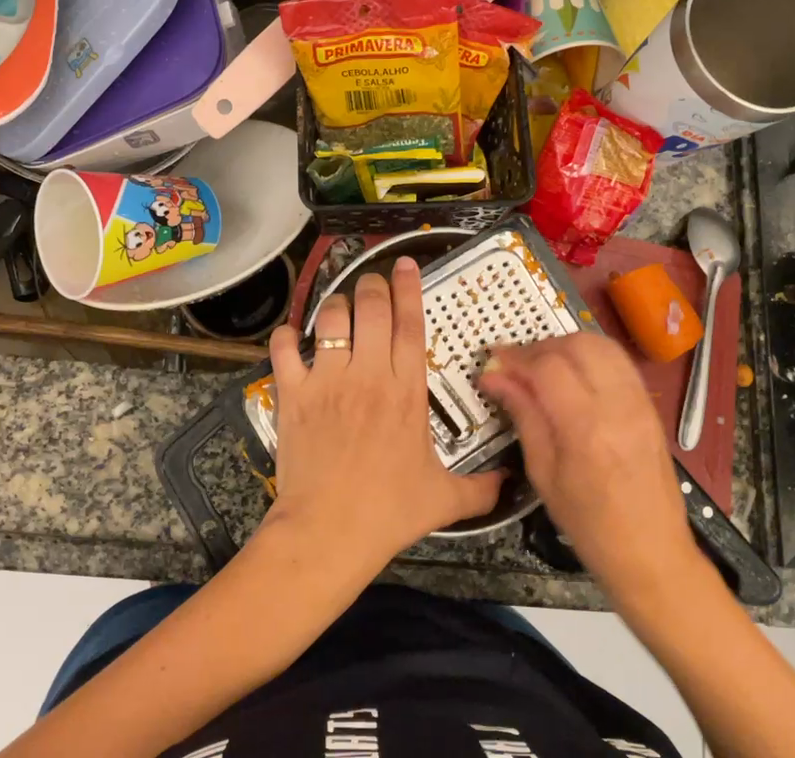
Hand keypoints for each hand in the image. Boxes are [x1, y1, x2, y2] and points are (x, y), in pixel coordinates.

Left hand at [264, 257, 505, 566]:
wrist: (329, 530)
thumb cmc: (389, 512)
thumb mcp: (446, 500)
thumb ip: (482, 488)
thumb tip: (510, 485)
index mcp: (408, 391)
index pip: (411, 323)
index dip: (409, 288)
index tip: (405, 264)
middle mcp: (369, 374)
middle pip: (371, 308)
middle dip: (372, 285)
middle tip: (372, 282)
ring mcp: (328, 381)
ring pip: (331, 319)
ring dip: (335, 304)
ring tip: (339, 306)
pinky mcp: (293, 394)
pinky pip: (284, 349)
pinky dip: (286, 336)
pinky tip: (291, 337)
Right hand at [479, 334, 701, 595]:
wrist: (652, 552)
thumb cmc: (590, 525)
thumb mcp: (544, 474)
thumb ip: (523, 416)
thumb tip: (494, 378)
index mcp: (586, 429)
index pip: (547, 367)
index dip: (515, 358)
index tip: (492, 363)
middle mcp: (618, 405)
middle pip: (576, 345)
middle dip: (540, 347)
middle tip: (515, 366)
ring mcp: (640, 402)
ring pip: (601, 345)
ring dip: (566, 346)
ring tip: (543, 367)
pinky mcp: (650, 406)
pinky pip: (619, 362)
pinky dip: (591, 356)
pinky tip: (573, 376)